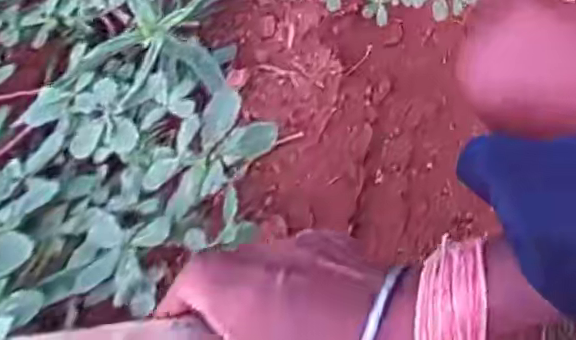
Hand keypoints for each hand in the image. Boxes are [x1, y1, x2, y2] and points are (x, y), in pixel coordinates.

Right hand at [156, 230, 391, 339]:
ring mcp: (316, 245)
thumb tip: (217, 329)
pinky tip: (303, 316)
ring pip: (268, 260)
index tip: (175, 336)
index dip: (176, 307)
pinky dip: (290, 280)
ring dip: (255, 290)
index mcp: (249, 286)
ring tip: (260, 329)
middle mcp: (280, 254)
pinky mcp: (345, 247)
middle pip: (230, 264)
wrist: (400, 331)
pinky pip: (302, 258)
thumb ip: (228, 334)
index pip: (194, 276)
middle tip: (216, 338)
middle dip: (215, 301)